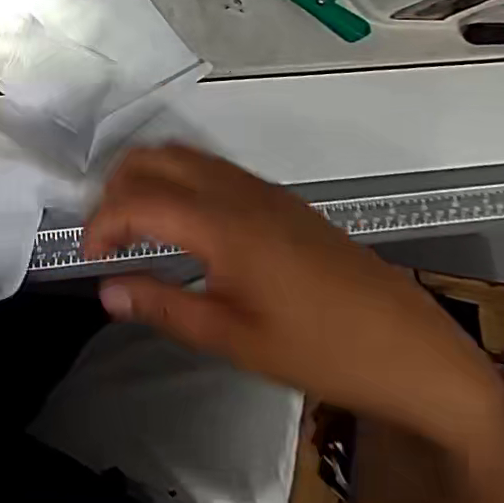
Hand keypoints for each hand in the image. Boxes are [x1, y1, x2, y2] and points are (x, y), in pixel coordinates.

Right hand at [82, 146, 503, 458]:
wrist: (412, 347)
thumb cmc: (321, 348)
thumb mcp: (233, 339)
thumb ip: (162, 307)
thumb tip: (105, 292)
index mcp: (219, 224)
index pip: (135, 201)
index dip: (100, 223)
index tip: (90, 257)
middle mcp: (233, 190)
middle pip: (150, 159)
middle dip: (114, 189)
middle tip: (109, 237)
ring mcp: (256, 187)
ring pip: (178, 154)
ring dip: (143, 177)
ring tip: (136, 225)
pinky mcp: (274, 194)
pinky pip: (206, 164)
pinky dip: (174, 177)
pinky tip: (182, 221)